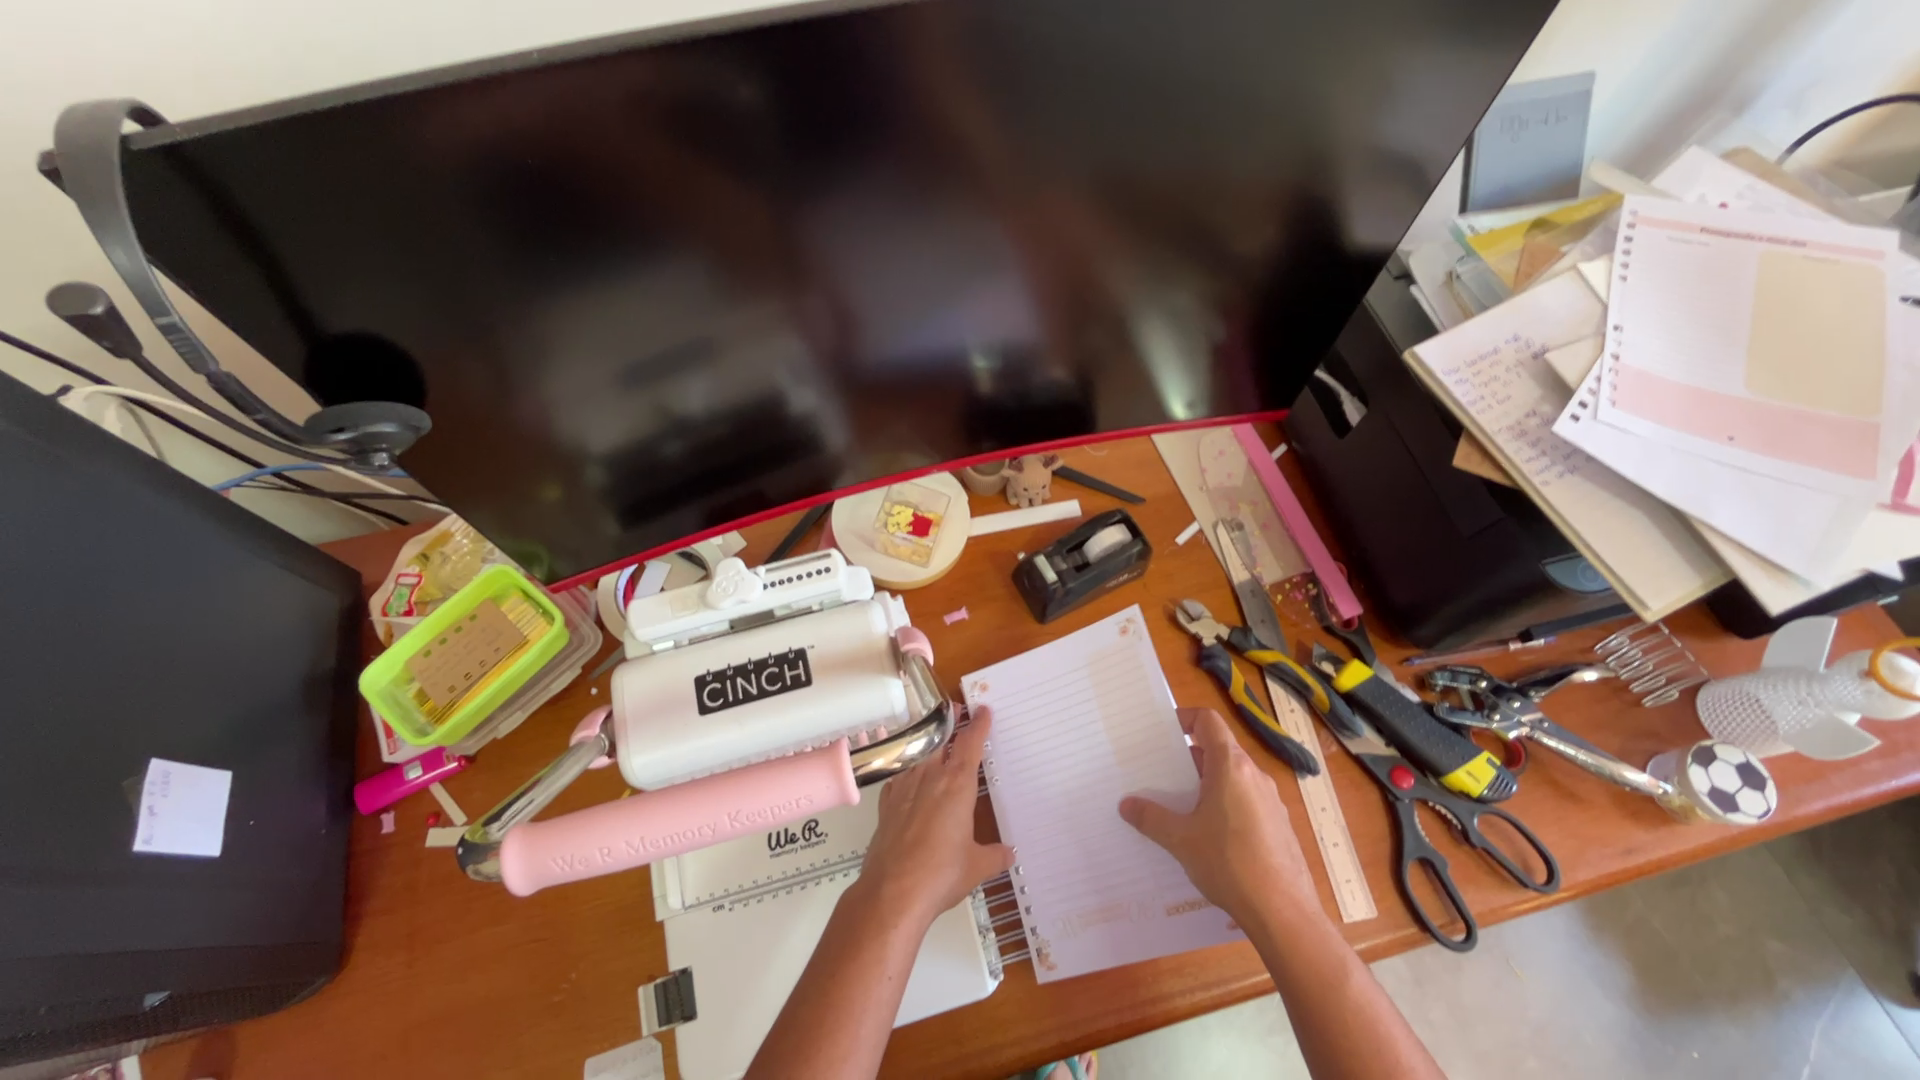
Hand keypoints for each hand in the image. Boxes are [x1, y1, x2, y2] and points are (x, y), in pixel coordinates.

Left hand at [856, 707, 1012, 926]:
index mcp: (957, 785)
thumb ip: (994, 855)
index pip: (971, 744)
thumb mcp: (977, 866)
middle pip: (941, 742)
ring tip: (936, 744)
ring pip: (918, 756)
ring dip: (929, 747)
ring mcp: (904, 789)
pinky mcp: (886, 805)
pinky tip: (909, 779)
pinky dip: (907, 772)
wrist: (893, 892)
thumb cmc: (939, 874)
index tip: (983, 712)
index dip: (978, 726)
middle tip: (957, 715)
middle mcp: (929, 779)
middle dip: (951, 727)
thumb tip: (1007, 853)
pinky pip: (899, 778)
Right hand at [1118, 707, 1320, 926]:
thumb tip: (1127, 805)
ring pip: (1232, 778)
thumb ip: (1151, 818)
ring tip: (1178, 808)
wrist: (1283, 912)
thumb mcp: (1181, 840)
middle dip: (1188, 759)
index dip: (1184, 718)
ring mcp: (1270, 801)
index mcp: (1231, 767)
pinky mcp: (1278, 825)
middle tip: (1159, 774)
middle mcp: (1254, 776)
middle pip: (1218, 750)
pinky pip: (1245, 801)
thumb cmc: (1230, 864)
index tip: (1162, 732)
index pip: (1208, 721)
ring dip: (1205, 785)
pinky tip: (1207, 837)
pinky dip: (1223, 806)